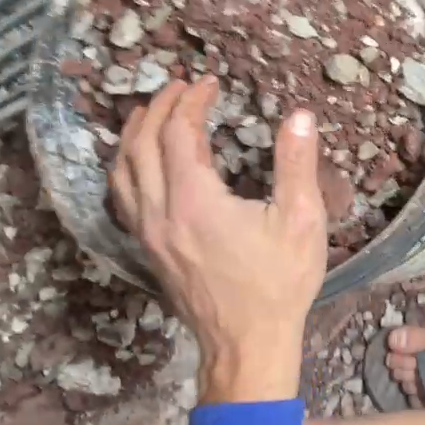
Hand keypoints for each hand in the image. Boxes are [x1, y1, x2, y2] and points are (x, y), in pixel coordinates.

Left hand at [110, 77, 328, 404]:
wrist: (247, 341)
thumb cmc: (280, 282)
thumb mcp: (301, 220)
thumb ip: (297, 164)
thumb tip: (299, 115)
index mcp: (195, 201)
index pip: (178, 134)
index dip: (191, 102)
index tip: (209, 82)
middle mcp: (159, 213)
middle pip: (140, 146)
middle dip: (157, 109)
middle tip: (180, 87)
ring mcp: (147, 234)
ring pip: (122, 172)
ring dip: (135, 135)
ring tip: (153, 113)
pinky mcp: (148, 250)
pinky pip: (123, 196)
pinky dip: (128, 166)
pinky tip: (143, 164)